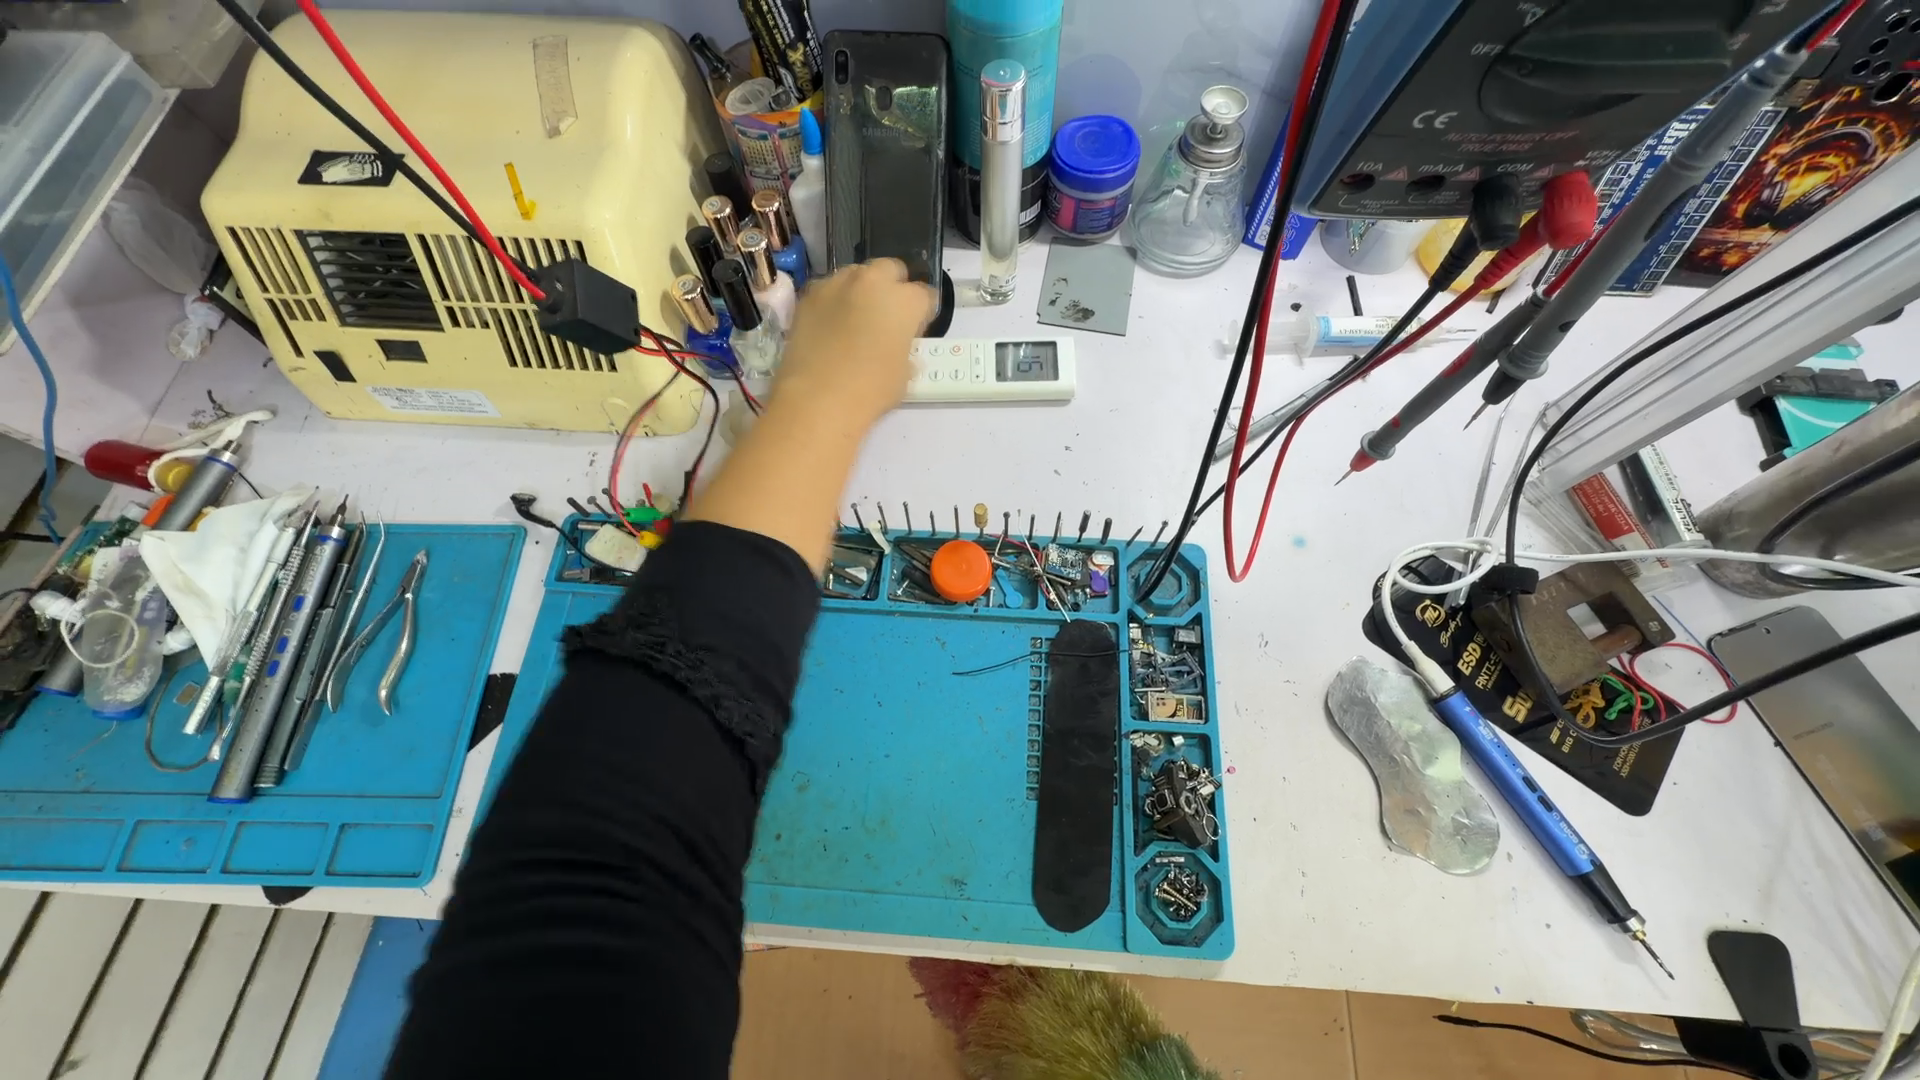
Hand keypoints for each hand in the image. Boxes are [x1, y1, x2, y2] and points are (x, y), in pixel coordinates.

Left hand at [770, 258, 936, 431]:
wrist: (818, 399)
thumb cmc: (870, 390)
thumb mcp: (904, 374)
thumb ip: (905, 349)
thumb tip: (897, 345)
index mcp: (904, 301)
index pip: (925, 294)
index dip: (923, 312)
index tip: (916, 328)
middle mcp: (872, 282)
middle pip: (890, 269)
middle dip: (893, 287)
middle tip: (887, 316)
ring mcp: (836, 284)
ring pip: (856, 275)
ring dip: (861, 291)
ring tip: (856, 319)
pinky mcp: (808, 296)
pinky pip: (828, 290)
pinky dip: (834, 302)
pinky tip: (830, 326)